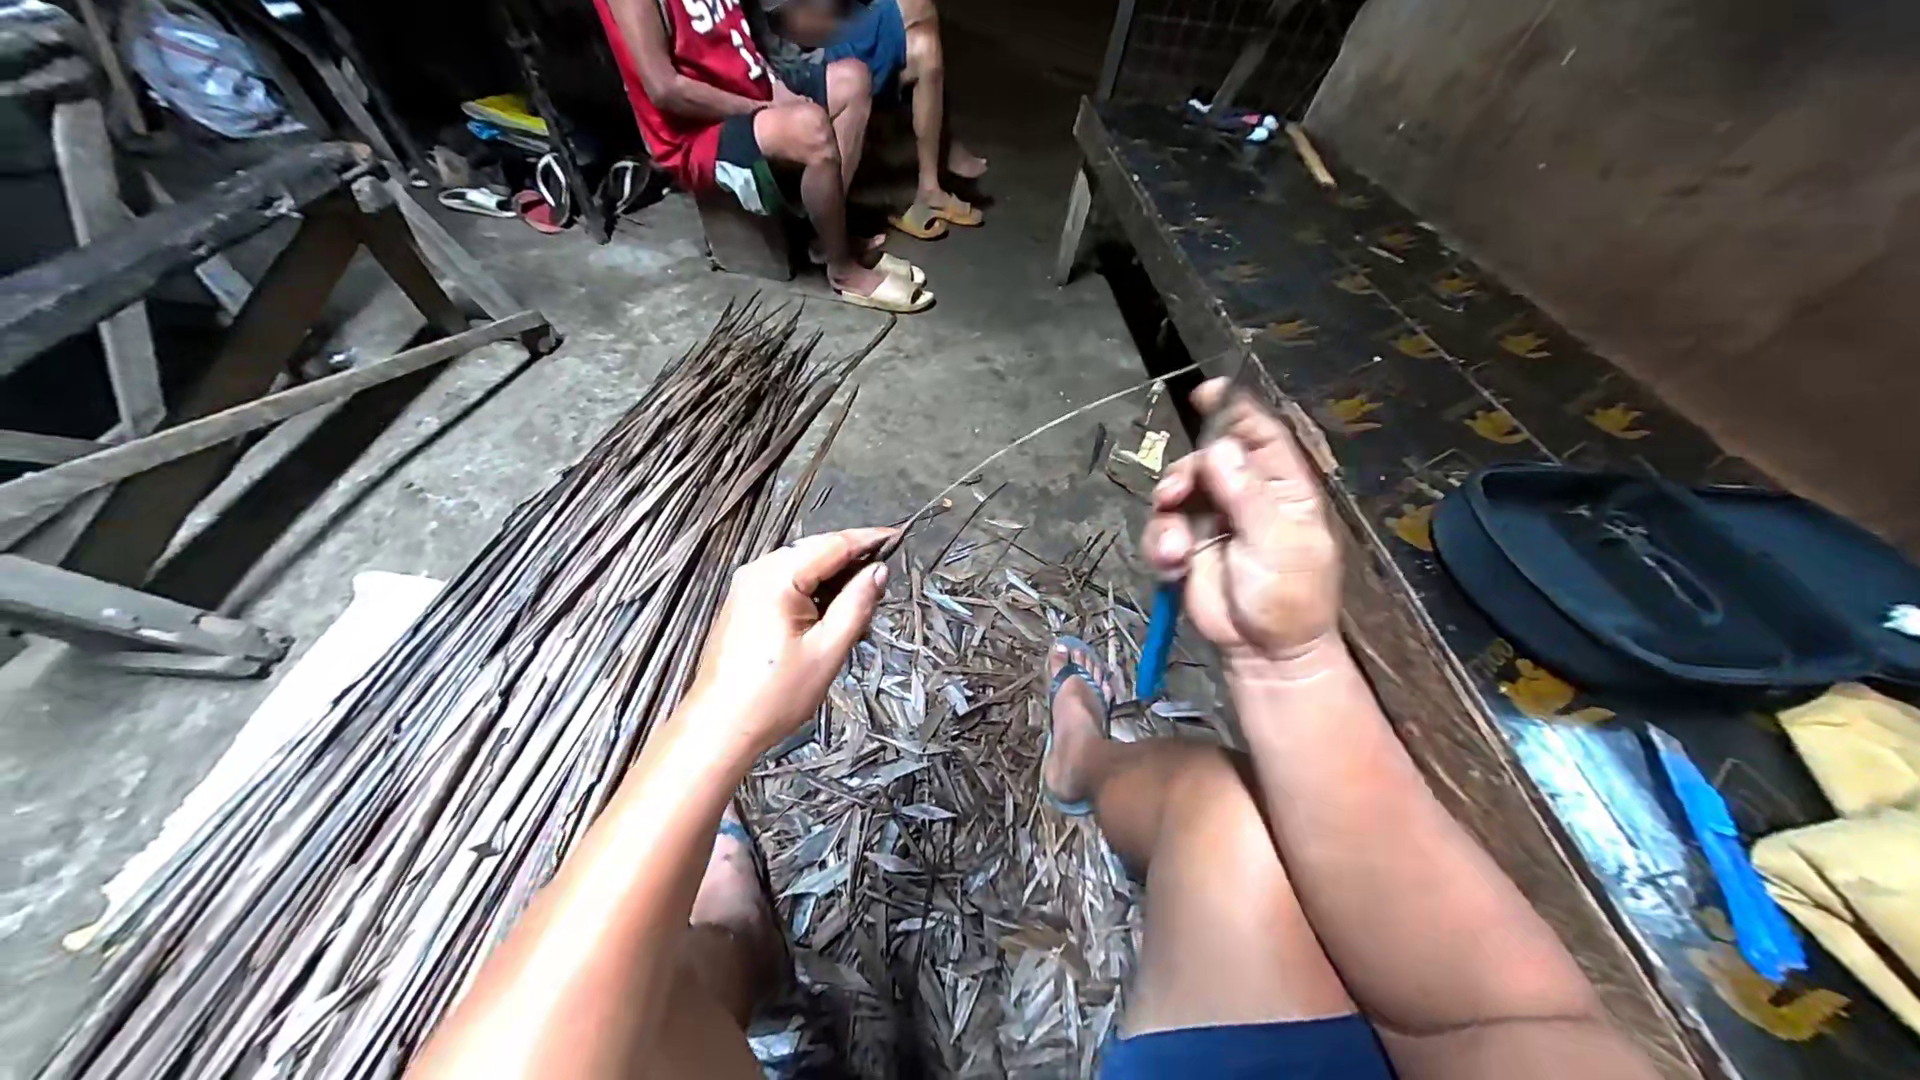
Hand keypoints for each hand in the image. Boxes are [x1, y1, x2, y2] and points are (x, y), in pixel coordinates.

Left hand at [682, 528, 892, 755]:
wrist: (720, 726)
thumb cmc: (774, 695)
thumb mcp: (828, 651)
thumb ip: (857, 604)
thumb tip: (879, 570)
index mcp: (778, 577)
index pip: (834, 543)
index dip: (869, 539)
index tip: (898, 537)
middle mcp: (758, 570)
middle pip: (817, 549)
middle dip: (853, 560)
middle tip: (884, 583)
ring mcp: (748, 583)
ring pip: (804, 564)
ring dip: (834, 576)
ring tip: (862, 602)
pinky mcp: (745, 599)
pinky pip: (788, 579)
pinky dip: (814, 588)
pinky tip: (831, 611)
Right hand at [1143, 380, 1342, 672]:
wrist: (1262, 651)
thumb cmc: (1289, 599)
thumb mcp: (1278, 546)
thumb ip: (1248, 497)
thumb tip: (1220, 450)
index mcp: (1282, 488)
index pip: (1260, 436)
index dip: (1236, 411)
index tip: (1208, 391)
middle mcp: (1243, 495)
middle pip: (1207, 460)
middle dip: (1187, 472)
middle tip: (1176, 492)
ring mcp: (1211, 520)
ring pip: (1177, 492)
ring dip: (1168, 512)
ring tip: (1174, 545)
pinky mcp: (1184, 545)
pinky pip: (1161, 528)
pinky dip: (1160, 542)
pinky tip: (1171, 563)